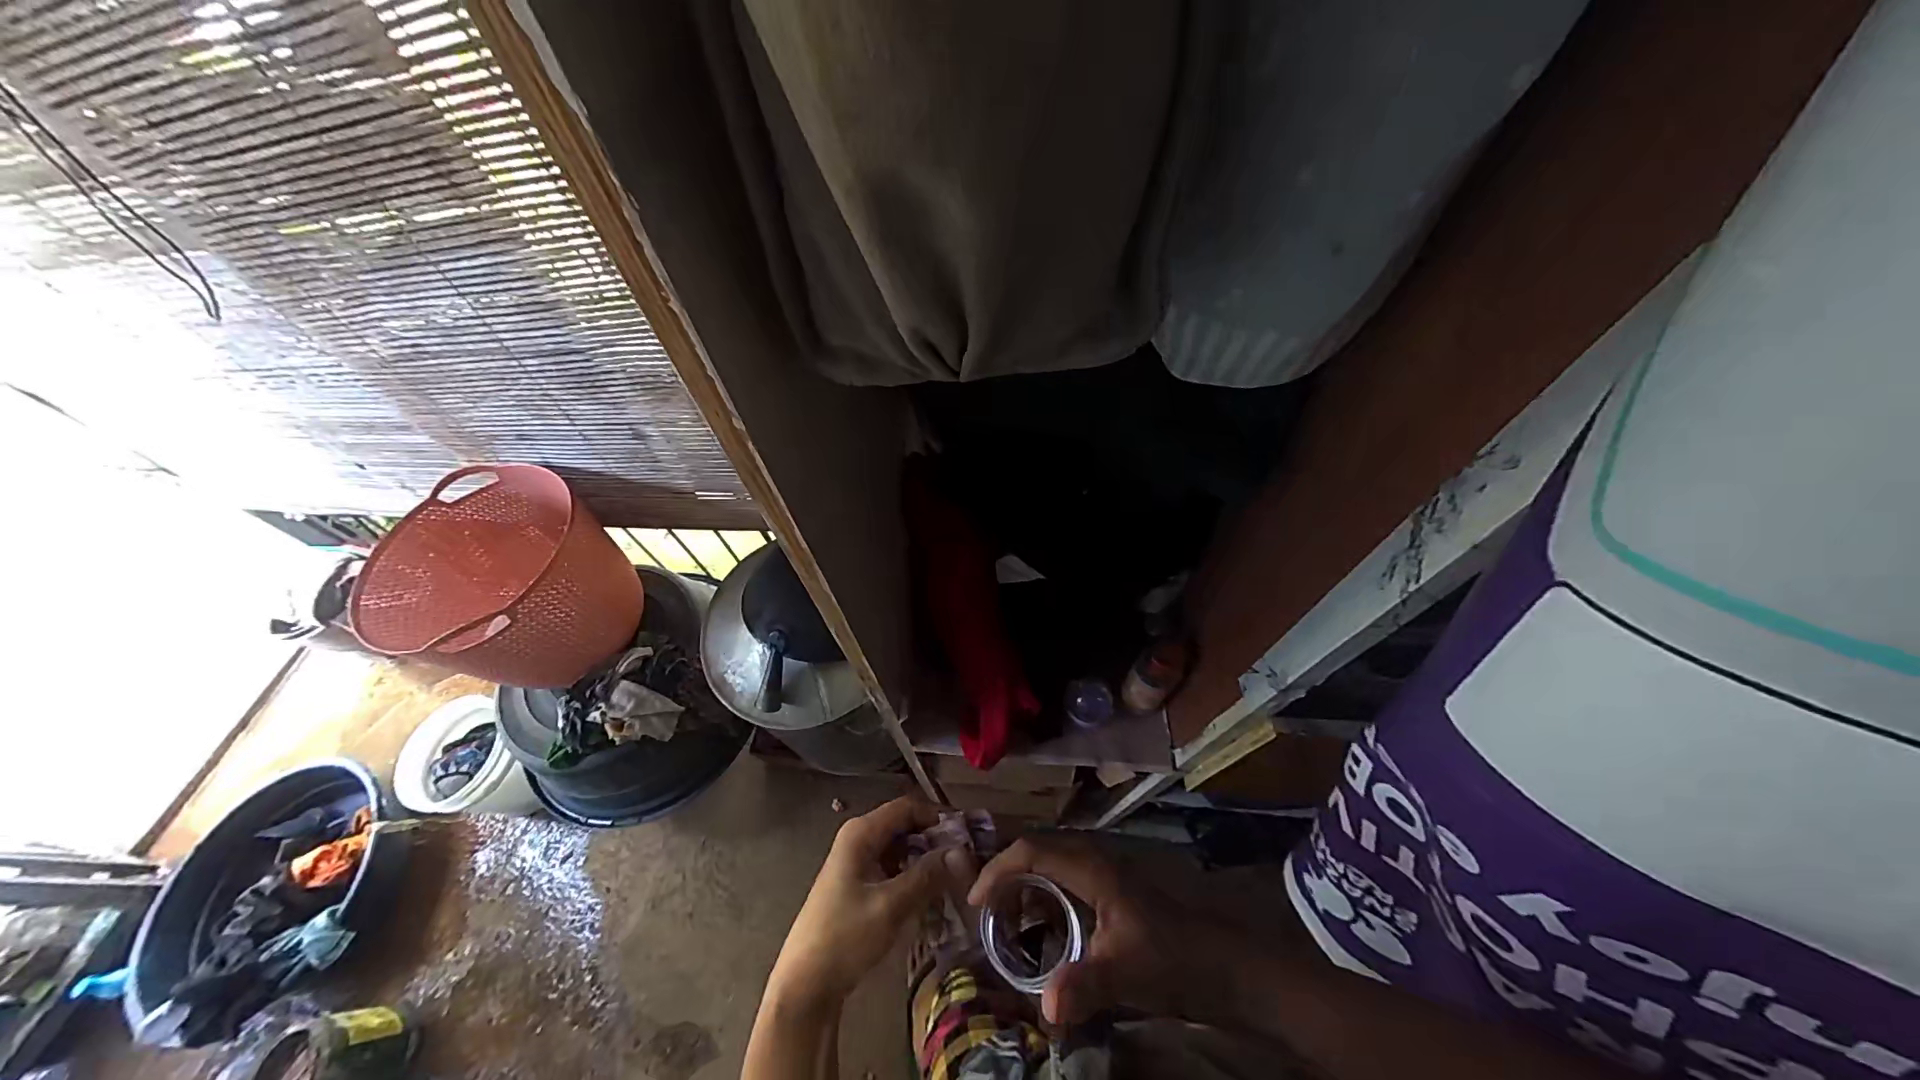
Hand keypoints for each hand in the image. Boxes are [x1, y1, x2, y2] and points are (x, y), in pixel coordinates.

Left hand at [767, 797, 974, 1008]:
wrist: (804, 985)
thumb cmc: (844, 939)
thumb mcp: (890, 906)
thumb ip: (927, 876)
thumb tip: (962, 851)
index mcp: (860, 833)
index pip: (907, 807)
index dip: (938, 816)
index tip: (968, 835)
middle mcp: (858, 839)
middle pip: (905, 826)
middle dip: (935, 840)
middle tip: (967, 860)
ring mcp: (857, 862)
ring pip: (901, 848)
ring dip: (926, 860)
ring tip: (955, 878)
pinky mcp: (859, 884)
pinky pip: (893, 868)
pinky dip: (913, 876)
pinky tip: (932, 895)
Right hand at [969, 834, 1258, 1028]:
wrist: (1222, 965)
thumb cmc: (1172, 960)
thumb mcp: (1125, 974)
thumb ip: (1084, 986)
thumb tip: (1045, 1011)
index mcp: (1090, 867)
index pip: (1030, 851)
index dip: (997, 871)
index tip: (974, 904)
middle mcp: (1092, 861)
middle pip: (1035, 853)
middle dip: (1005, 880)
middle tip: (984, 916)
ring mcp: (1102, 874)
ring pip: (1048, 867)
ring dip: (1023, 891)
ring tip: (1006, 927)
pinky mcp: (1109, 893)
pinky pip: (1062, 884)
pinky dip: (1042, 902)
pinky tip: (1041, 934)